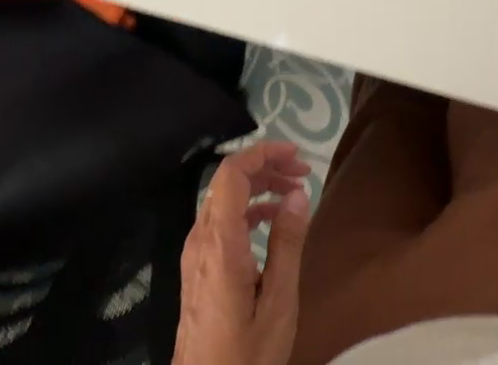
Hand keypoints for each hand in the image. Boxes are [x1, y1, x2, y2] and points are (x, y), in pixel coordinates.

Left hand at [175, 141, 313, 364]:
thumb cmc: (246, 354)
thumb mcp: (278, 303)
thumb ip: (287, 244)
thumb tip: (297, 193)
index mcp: (220, 243)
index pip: (232, 174)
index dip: (262, 153)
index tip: (296, 154)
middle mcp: (200, 240)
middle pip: (226, 182)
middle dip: (265, 168)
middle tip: (302, 173)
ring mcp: (195, 254)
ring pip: (222, 201)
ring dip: (256, 188)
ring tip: (292, 193)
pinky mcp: (197, 269)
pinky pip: (219, 222)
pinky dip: (246, 210)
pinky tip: (270, 221)